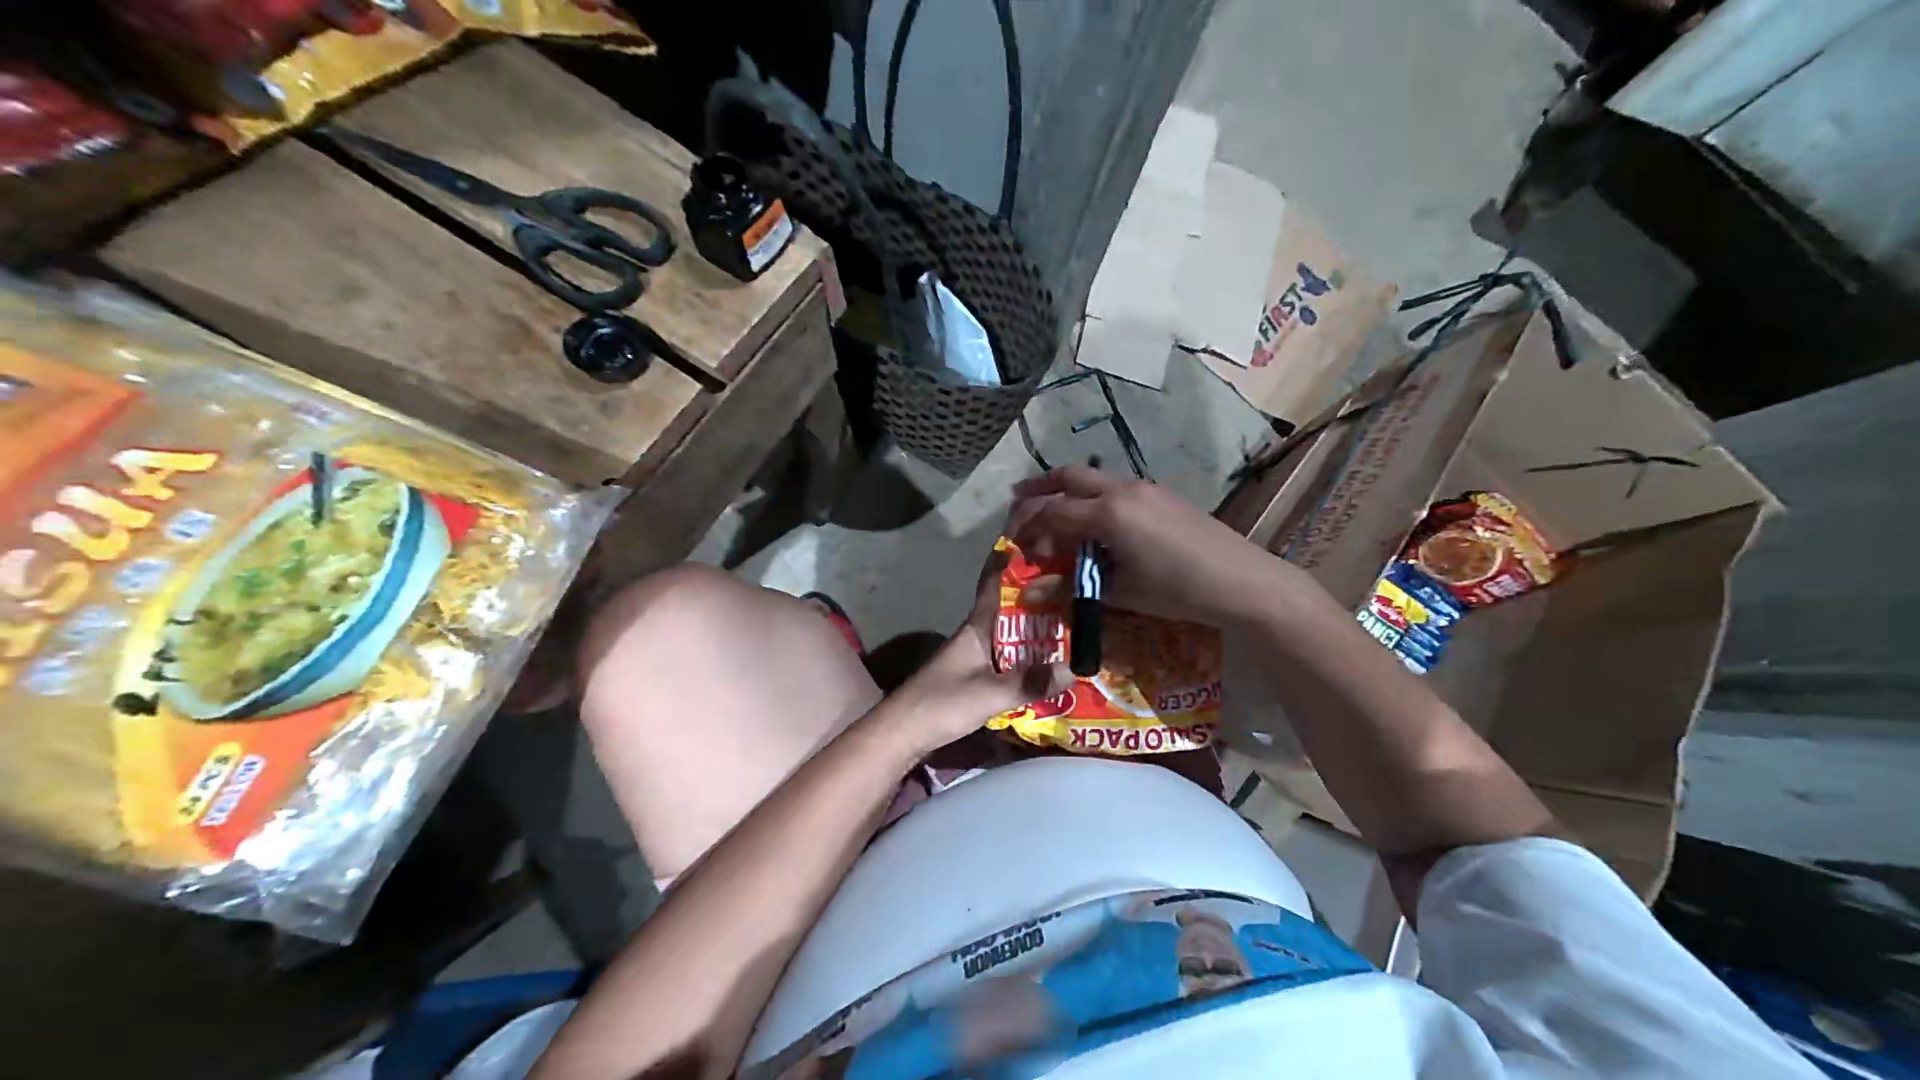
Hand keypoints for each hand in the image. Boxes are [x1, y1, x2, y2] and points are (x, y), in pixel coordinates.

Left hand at [880, 548, 1069, 757]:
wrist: (904, 732)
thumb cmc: (941, 703)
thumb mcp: (989, 694)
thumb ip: (1030, 682)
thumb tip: (1077, 669)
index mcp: (977, 627)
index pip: (998, 585)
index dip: (1019, 566)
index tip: (1048, 549)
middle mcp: (978, 635)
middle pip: (1014, 611)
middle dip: (1043, 601)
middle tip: (1081, 592)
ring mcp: (977, 657)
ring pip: (1015, 636)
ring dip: (1040, 632)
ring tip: (1078, 625)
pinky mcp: (977, 679)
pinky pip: (1012, 660)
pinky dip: (1032, 658)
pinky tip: (1053, 665)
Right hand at [1009, 466, 1299, 627]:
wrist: (1243, 580)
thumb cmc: (1177, 590)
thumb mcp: (1120, 592)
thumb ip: (1071, 589)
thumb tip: (1030, 593)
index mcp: (1108, 513)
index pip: (1053, 512)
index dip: (1030, 529)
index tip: (1018, 547)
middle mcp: (1122, 490)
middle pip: (1069, 477)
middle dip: (1039, 488)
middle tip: (1017, 501)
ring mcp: (1145, 488)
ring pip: (1094, 478)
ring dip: (1067, 490)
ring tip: (1052, 510)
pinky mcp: (1161, 495)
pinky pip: (1115, 487)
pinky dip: (1093, 497)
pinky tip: (1095, 521)